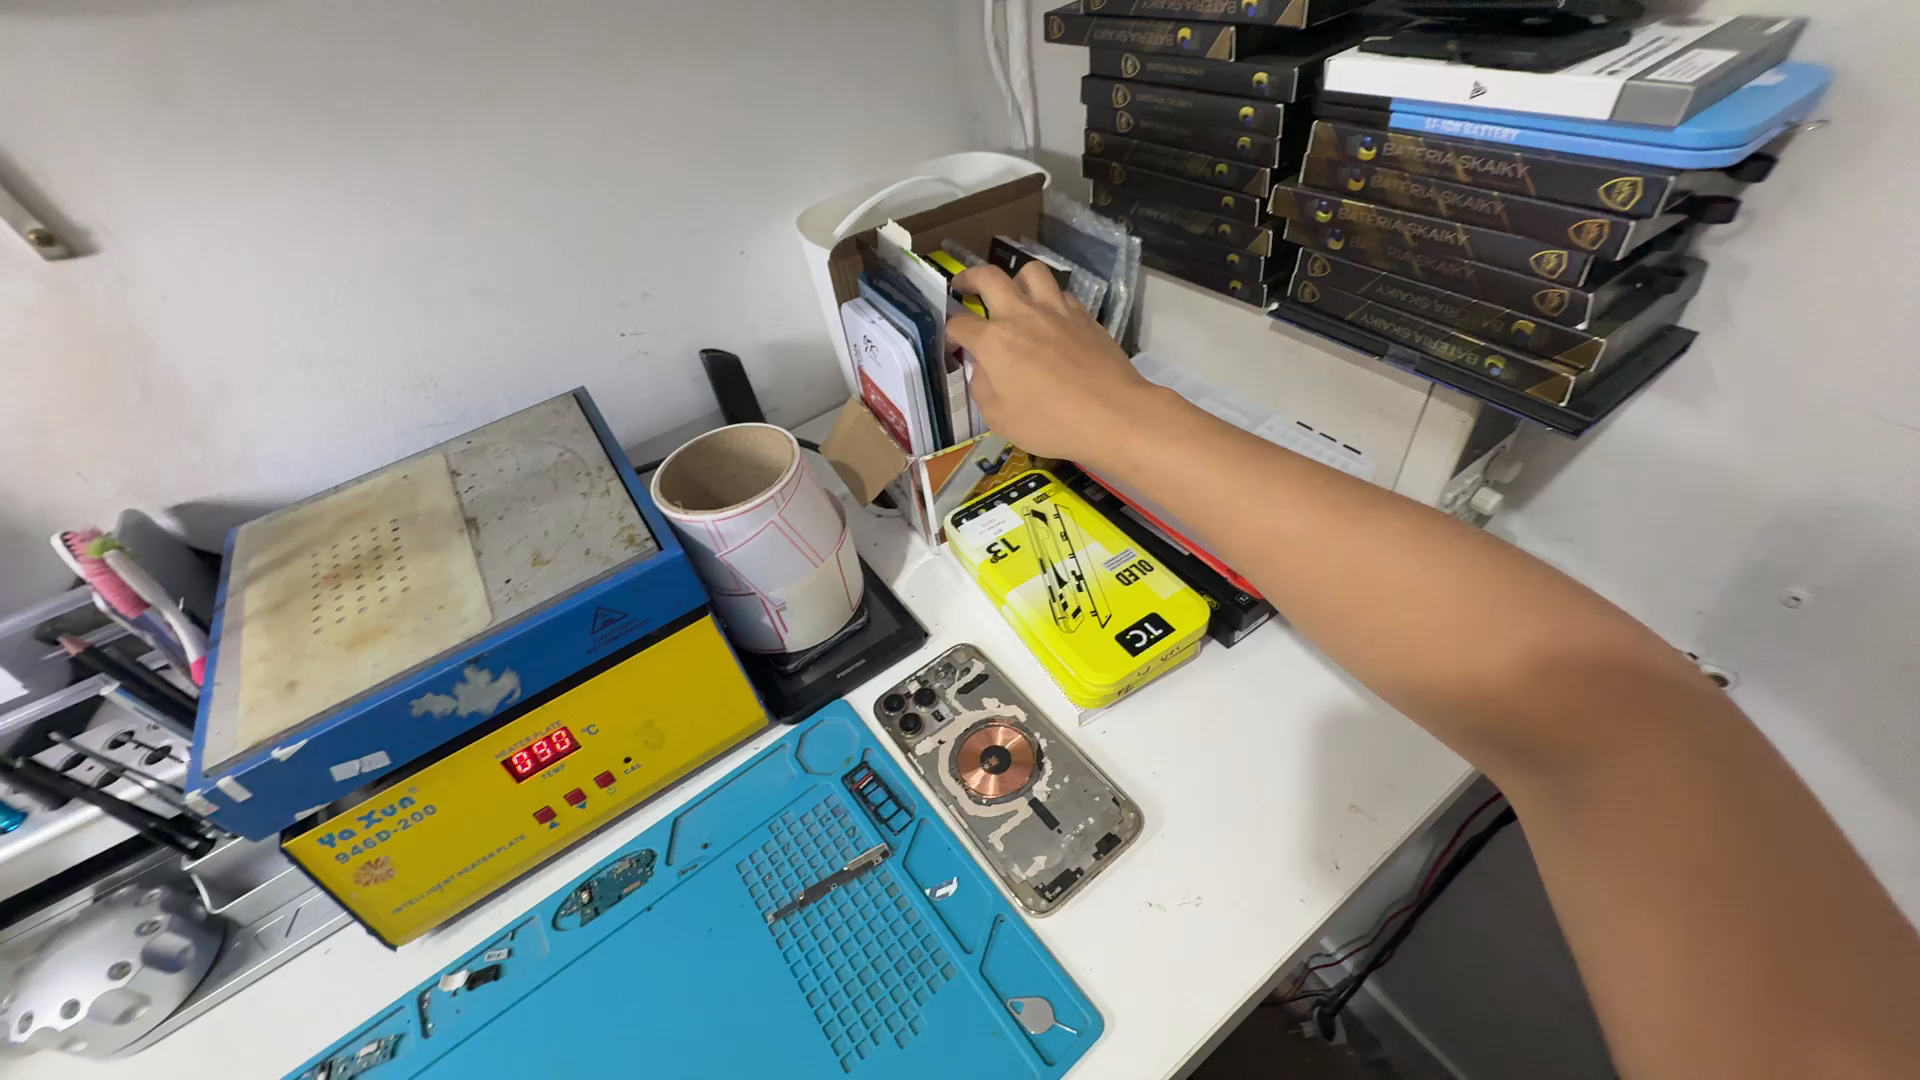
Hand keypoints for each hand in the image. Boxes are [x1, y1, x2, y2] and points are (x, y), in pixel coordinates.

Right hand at [946, 263, 1161, 464]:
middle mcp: (1021, 315)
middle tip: (963, 287)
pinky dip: (1049, 299)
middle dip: (968, 278)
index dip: (949, 334)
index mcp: (994, 342)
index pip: (959, 324)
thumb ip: (982, 388)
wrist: (1111, 414)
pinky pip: (1060, 294)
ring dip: (1015, 279)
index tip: (951, 346)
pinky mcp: (1083, 316)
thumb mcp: (999, 418)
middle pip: (988, 277)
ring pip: (1030, 272)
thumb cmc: (1049, 423)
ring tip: (1014, 293)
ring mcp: (1055, 311)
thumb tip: (981, 368)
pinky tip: (1050, 318)